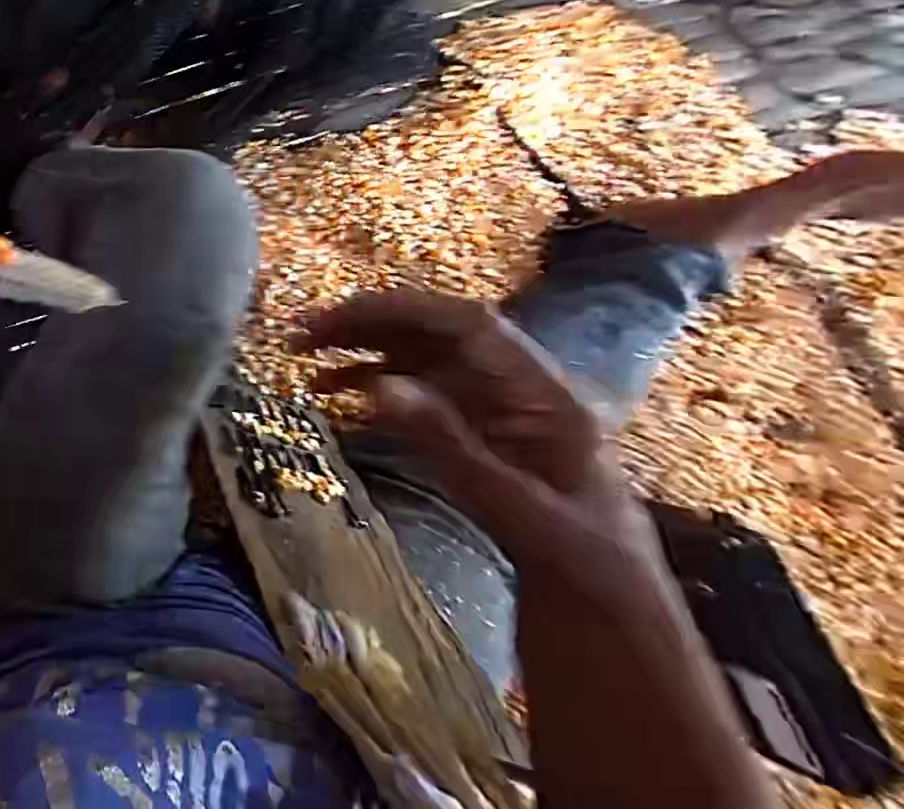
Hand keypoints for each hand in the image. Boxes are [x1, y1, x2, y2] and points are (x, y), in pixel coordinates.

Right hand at [301, 289, 660, 575]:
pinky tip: (326, 387)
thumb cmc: (574, 554)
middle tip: (304, 332)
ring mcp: (485, 398)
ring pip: (413, 350)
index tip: (340, 316)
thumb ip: (449, 445)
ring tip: (301, 350)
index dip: (402, 310)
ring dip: (357, 343)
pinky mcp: (464, 417)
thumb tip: (380, 387)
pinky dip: (364, 377)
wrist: (602, 592)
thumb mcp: (515, 507)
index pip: (469, 325)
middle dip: (366, 322)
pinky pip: (409, 382)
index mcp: (542, 392)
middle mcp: (511, 382)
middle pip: (432, 330)